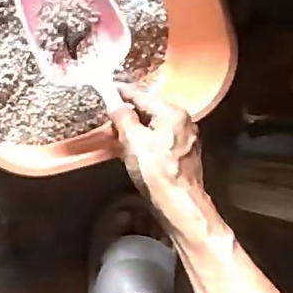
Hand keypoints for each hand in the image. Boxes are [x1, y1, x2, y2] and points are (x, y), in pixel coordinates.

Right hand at [108, 84, 205, 217]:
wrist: (179, 204)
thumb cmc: (155, 171)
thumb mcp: (132, 141)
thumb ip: (122, 117)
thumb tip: (115, 104)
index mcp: (172, 113)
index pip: (141, 95)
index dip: (121, 91)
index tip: (106, 87)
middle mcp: (184, 121)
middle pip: (149, 109)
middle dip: (128, 112)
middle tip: (108, 116)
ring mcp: (187, 137)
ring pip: (155, 125)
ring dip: (135, 127)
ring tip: (117, 133)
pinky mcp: (185, 153)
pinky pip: (161, 138)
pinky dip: (145, 139)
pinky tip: (133, 148)